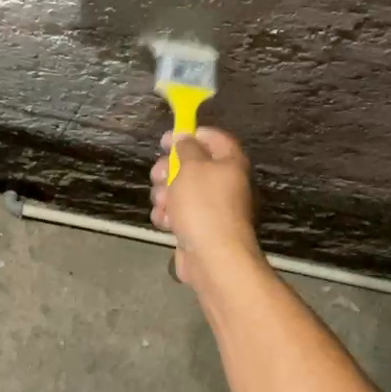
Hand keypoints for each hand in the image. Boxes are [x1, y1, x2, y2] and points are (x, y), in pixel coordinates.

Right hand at [150, 128, 260, 289]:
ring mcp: (212, 207)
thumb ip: (186, 147)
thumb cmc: (203, 205)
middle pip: (192, 164)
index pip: (214, 138)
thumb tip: (186, 138)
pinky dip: (169, 215)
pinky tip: (166, 222)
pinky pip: (179, 213)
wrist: (213, 257)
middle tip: (159, 175)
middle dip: (169, 169)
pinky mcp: (200, 227)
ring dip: (165, 194)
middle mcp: (225, 183)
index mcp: (230, 163)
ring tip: (163, 204)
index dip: (190, 134)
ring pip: (180, 189)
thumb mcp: (191, 166)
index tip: (167, 139)